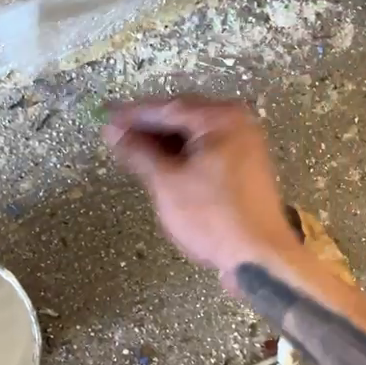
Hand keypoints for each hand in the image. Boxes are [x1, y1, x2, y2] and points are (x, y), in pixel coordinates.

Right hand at [101, 96, 302, 276]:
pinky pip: (204, 149)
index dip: (133, 114)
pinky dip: (181, 154)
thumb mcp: (167, 181)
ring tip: (130, 150)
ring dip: (162, 142)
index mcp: (221, 118)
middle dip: (147, 127)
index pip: (167, 107)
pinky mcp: (243, 165)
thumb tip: (113, 131)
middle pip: (182, 117)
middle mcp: (237, 122)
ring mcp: (243, 143)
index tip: (106, 116)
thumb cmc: (212, 215)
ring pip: (193, 134)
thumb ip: (138, 151)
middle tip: (114, 133)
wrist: (260, 257)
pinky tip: (158, 164)